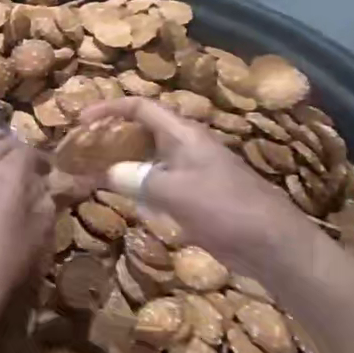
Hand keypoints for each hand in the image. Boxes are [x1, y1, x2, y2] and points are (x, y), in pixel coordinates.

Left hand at [0, 143, 53, 332]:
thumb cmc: (11, 254)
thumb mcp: (42, 228)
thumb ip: (47, 199)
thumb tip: (46, 185)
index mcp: (10, 170)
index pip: (28, 150)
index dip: (42, 158)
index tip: (52, 171)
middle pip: (2, 145)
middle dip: (19, 152)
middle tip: (33, 169)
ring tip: (12, 179)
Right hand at [78, 98, 322, 280]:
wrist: (272, 244)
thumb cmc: (224, 208)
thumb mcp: (173, 191)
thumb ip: (135, 178)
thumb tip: (107, 173)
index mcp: (183, 134)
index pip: (140, 107)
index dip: (109, 108)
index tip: (81, 120)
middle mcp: (185, 146)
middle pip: (141, 130)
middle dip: (111, 135)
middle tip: (83, 148)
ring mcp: (191, 171)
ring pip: (147, 157)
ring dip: (121, 161)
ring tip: (93, 172)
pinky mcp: (195, 194)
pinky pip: (157, 181)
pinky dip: (136, 184)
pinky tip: (122, 198)